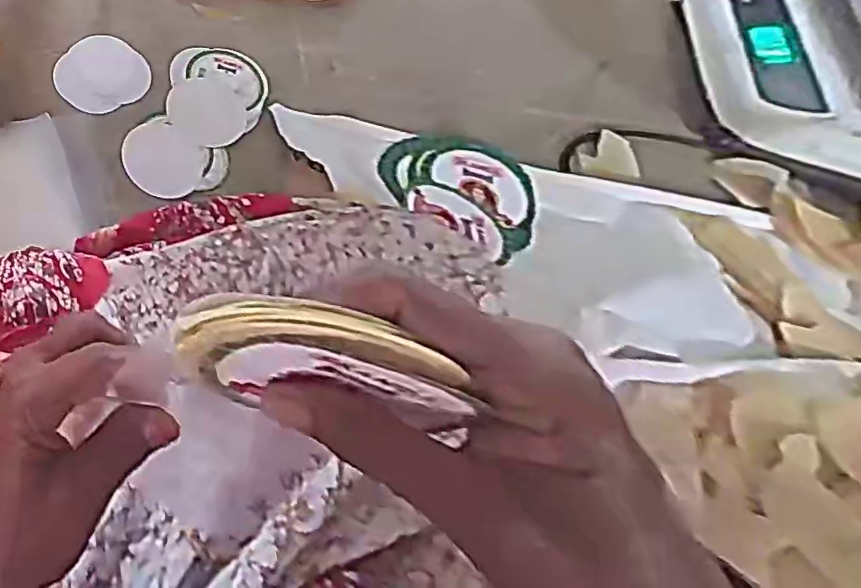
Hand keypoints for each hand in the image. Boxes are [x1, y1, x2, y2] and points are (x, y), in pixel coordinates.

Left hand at [0, 313, 178, 587]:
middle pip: (80, 331)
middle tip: (154, 380)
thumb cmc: (30, 531)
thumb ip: (123, 445)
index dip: (136, 365)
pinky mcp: (25, 388)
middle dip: (121, 346)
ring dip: (109, 354)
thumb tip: (168, 416)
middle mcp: (22, 371)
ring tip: (142, 391)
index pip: (95, 357)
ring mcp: (20, 376)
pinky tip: (115, 398)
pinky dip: (95, 367)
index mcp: (31, 393)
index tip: (168, 384)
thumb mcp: (81, 493)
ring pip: (73, 340)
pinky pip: (66, 358)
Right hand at [259, 275, 731, 587]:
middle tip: (275, 356)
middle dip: (332, 326)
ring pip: (409, 325)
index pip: (412, 300)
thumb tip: (274, 395)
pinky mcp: (503, 373)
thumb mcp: (476, 513)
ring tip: (295, 369)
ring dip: (348, 345)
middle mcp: (522, 339)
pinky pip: (423, 350)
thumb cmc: (586, 571)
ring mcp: (514, 353)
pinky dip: (375, 365)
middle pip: (405, 307)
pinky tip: (344, 385)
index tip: (277, 333)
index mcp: (533, 364)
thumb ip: (374, 444)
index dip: (335, 303)